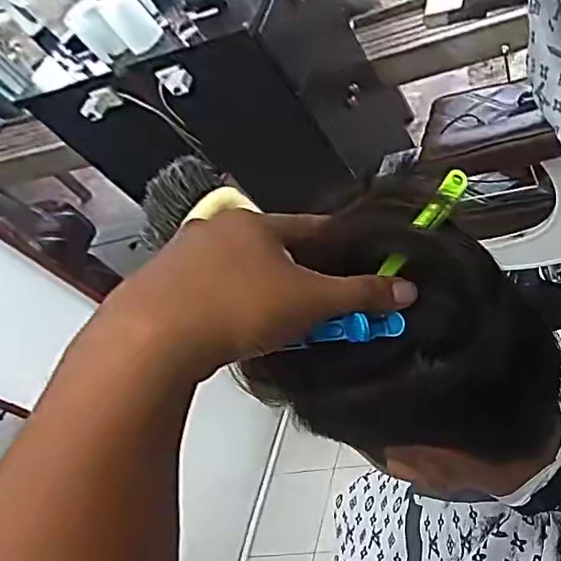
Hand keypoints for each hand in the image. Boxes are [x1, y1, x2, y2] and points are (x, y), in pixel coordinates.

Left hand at [95, 210, 417, 373]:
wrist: (155, 337)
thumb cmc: (235, 306)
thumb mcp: (316, 301)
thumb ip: (364, 294)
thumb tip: (405, 290)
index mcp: (255, 223)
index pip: (319, 229)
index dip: (353, 251)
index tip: (375, 271)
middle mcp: (220, 231)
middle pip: (290, 256)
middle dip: (321, 284)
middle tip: (344, 312)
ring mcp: (193, 258)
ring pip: (261, 277)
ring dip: (290, 300)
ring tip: (307, 328)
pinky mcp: (177, 288)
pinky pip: (234, 295)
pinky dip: (258, 311)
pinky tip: (266, 333)